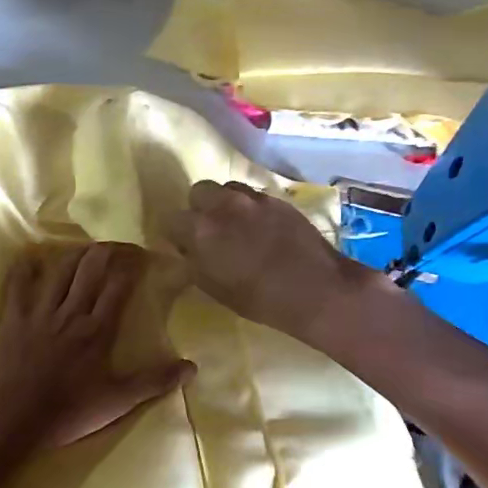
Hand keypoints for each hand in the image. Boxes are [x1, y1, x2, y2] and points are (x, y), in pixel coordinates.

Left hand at [0, 242, 193, 448]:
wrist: (12, 417)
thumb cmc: (68, 411)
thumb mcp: (118, 402)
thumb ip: (154, 382)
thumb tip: (192, 368)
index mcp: (98, 330)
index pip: (119, 287)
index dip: (131, 266)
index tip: (142, 254)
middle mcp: (72, 312)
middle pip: (90, 270)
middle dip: (106, 251)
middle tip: (116, 245)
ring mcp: (40, 312)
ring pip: (60, 271)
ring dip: (74, 255)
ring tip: (84, 248)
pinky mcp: (14, 318)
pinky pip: (19, 284)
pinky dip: (26, 268)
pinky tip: (31, 256)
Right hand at [165, 180, 385, 342]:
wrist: (316, 289)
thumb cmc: (260, 300)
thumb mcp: (215, 289)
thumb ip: (195, 263)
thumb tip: (187, 250)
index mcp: (200, 230)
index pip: (171, 220)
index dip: (176, 234)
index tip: (184, 247)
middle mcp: (223, 205)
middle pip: (198, 192)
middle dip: (198, 209)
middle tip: (209, 231)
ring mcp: (253, 198)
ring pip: (227, 188)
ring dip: (225, 203)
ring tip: (236, 225)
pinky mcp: (278, 199)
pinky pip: (253, 195)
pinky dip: (250, 206)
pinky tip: (261, 227)